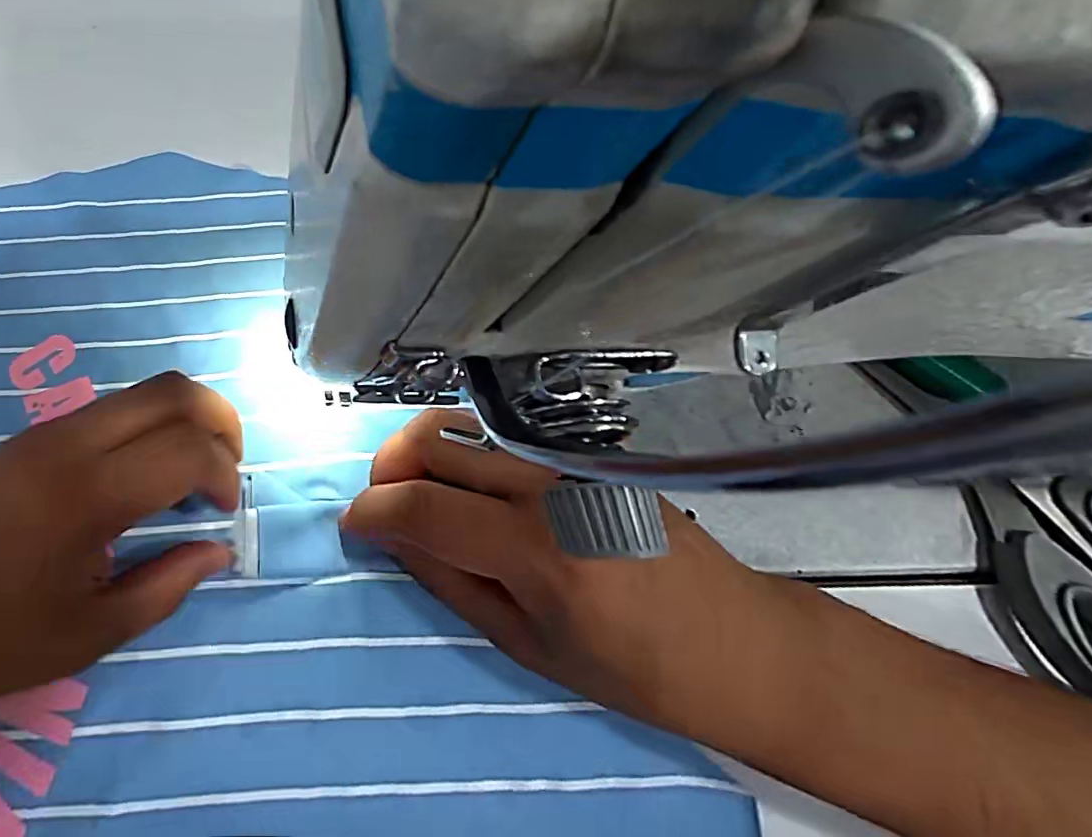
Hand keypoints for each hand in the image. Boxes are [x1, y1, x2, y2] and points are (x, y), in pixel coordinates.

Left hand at [0, 372, 242, 786]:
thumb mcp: (87, 635)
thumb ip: (165, 586)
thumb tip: (217, 549)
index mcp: (89, 493)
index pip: (189, 447)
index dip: (225, 474)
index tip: (224, 513)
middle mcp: (72, 441)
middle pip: (173, 391)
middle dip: (220, 422)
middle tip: (226, 473)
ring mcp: (48, 430)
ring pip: (143, 390)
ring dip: (184, 419)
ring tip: (190, 476)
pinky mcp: (30, 434)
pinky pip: (112, 407)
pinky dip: (149, 424)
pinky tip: (143, 476)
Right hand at [340, 410, 769, 717]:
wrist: (737, 641)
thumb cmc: (632, 667)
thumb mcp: (525, 644)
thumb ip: (447, 579)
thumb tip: (389, 536)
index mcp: (537, 552)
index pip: (423, 506)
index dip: (373, 511)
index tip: (354, 524)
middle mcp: (549, 487)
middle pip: (431, 440)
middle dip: (385, 468)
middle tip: (383, 505)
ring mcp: (567, 459)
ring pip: (459, 424)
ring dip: (418, 452)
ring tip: (419, 495)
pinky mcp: (580, 450)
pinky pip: (495, 434)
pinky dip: (458, 450)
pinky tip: (466, 486)